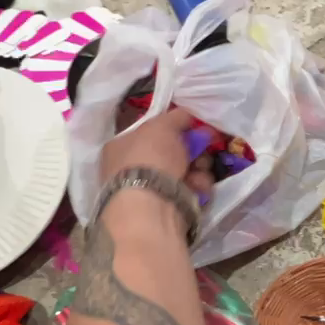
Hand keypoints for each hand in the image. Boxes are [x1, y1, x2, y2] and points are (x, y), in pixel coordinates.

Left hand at [100, 105, 217, 201]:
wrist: (151, 204)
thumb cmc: (150, 158)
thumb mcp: (163, 125)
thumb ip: (177, 117)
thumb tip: (188, 116)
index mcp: (121, 146)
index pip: (151, 132)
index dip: (175, 129)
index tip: (194, 128)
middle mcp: (133, 169)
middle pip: (173, 153)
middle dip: (193, 150)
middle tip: (203, 150)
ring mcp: (151, 191)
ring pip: (187, 171)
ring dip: (200, 169)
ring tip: (199, 173)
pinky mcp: (168, 208)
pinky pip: (192, 191)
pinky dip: (199, 188)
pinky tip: (198, 188)